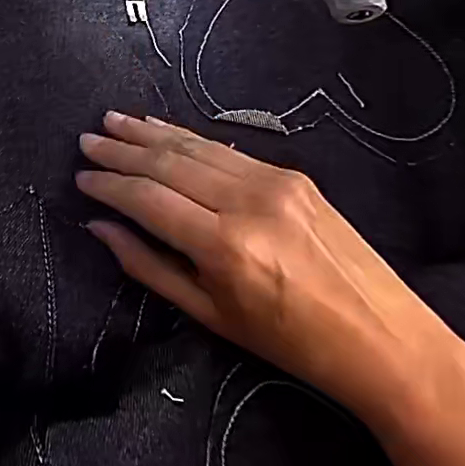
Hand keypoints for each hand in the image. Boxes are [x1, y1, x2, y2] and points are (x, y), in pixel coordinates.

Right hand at [76, 112, 456, 419]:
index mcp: (225, 246)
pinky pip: (226, 151)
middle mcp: (247, 202)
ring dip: (150, 133)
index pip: (148, 199)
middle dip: (122, 150)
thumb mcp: (212, 316)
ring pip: (196, 147)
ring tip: (114, 122)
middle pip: (168, 163)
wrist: (383, 337)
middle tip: (87, 139)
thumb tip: (100, 227)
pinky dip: (188, 139)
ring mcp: (273, 181)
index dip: (110, 185)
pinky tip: (163, 129)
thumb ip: (149, 266)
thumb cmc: (291, 343)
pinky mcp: (291, 174)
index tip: (81, 177)